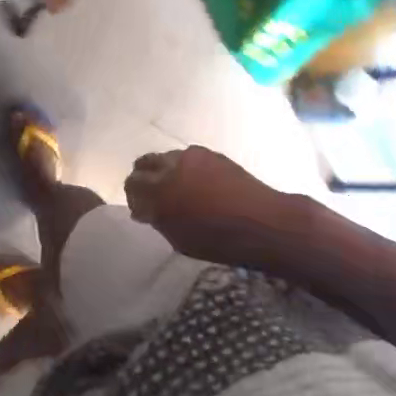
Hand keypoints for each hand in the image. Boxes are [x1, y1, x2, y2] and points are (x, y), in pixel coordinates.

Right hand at [123, 146, 321, 268]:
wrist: (263, 221)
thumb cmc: (219, 241)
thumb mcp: (179, 240)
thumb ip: (158, 220)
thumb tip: (144, 209)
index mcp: (160, 190)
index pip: (132, 184)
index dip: (133, 196)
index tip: (140, 208)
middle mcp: (172, 165)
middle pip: (145, 163)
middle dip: (143, 177)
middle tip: (151, 195)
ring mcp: (193, 156)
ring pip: (167, 157)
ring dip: (164, 170)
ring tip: (177, 190)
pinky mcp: (212, 154)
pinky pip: (187, 157)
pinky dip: (184, 168)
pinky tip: (195, 183)